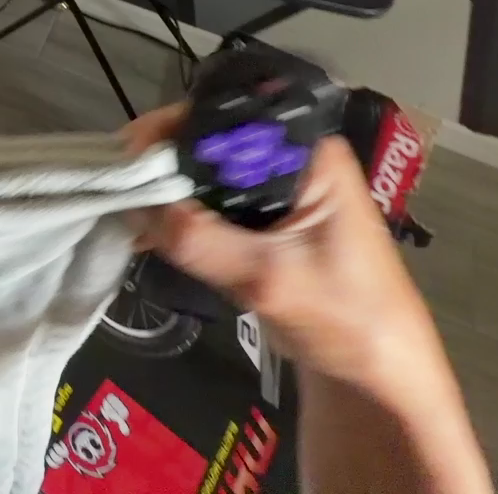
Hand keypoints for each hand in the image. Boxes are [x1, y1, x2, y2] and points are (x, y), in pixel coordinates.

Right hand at [127, 104, 441, 390]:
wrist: (381, 380)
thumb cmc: (348, 319)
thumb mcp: (269, 277)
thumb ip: (199, 239)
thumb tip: (131, 207)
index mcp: (305, 155)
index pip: (223, 118)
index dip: (170, 129)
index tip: (129, 155)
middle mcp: (284, 163)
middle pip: (204, 142)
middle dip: (159, 162)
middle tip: (116, 184)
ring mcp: (269, 193)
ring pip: (197, 174)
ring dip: (161, 190)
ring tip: (122, 208)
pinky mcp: (254, 223)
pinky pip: (201, 204)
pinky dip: (172, 215)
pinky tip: (142, 231)